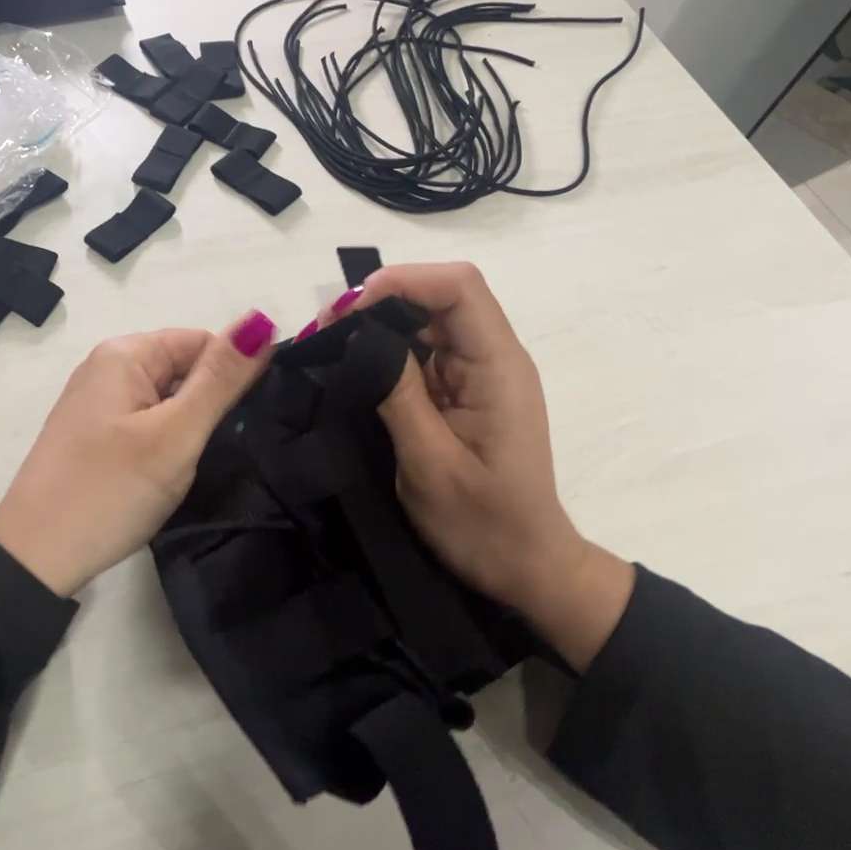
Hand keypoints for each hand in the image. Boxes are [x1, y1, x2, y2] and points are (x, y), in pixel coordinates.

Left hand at [0, 312, 275, 595]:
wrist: (35, 559)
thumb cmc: (109, 490)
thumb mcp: (175, 434)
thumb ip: (221, 380)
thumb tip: (262, 320)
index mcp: (124, 354)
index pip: (202, 342)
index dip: (233, 375)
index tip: (249, 420)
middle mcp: (106, 368)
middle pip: (184, 369)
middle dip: (209, 405)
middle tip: (220, 450)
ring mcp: (97, 405)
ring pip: (168, 402)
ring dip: (189, 430)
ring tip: (195, 466)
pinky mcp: (95, 438)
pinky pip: (147, 425)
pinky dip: (167, 446)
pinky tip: (169, 477)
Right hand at [311, 263, 632, 670]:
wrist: (525, 568)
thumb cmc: (483, 524)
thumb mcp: (429, 463)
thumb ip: (397, 394)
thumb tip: (358, 336)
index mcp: (499, 367)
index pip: (460, 288)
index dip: (404, 281)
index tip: (350, 310)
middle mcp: (494, 358)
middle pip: (442, 296)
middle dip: (381, 301)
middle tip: (325, 331)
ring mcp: (480, 374)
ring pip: (429, 321)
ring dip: (380, 325)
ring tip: (330, 347)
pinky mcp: (465, 391)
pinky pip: (426, 352)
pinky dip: (389, 351)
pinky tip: (355, 368)